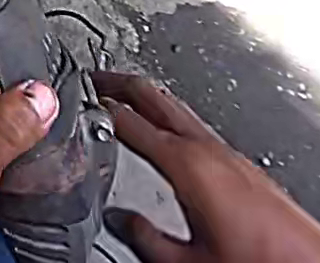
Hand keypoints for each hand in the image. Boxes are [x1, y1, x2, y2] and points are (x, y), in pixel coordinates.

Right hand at [94, 72, 319, 262]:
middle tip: (92, 78)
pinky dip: (166, 115)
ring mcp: (226, 150)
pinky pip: (192, 123)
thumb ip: (146, 239)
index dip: (98, 107)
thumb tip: (119, 220)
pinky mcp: (241, 162)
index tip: (78, 99)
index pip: (129, 119)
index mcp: (187, 162)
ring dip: (143, 96)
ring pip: (174, 105)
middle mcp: (206, 146)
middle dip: (118, 81)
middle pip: (152, 94)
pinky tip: (164, 132)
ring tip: (121, 97)